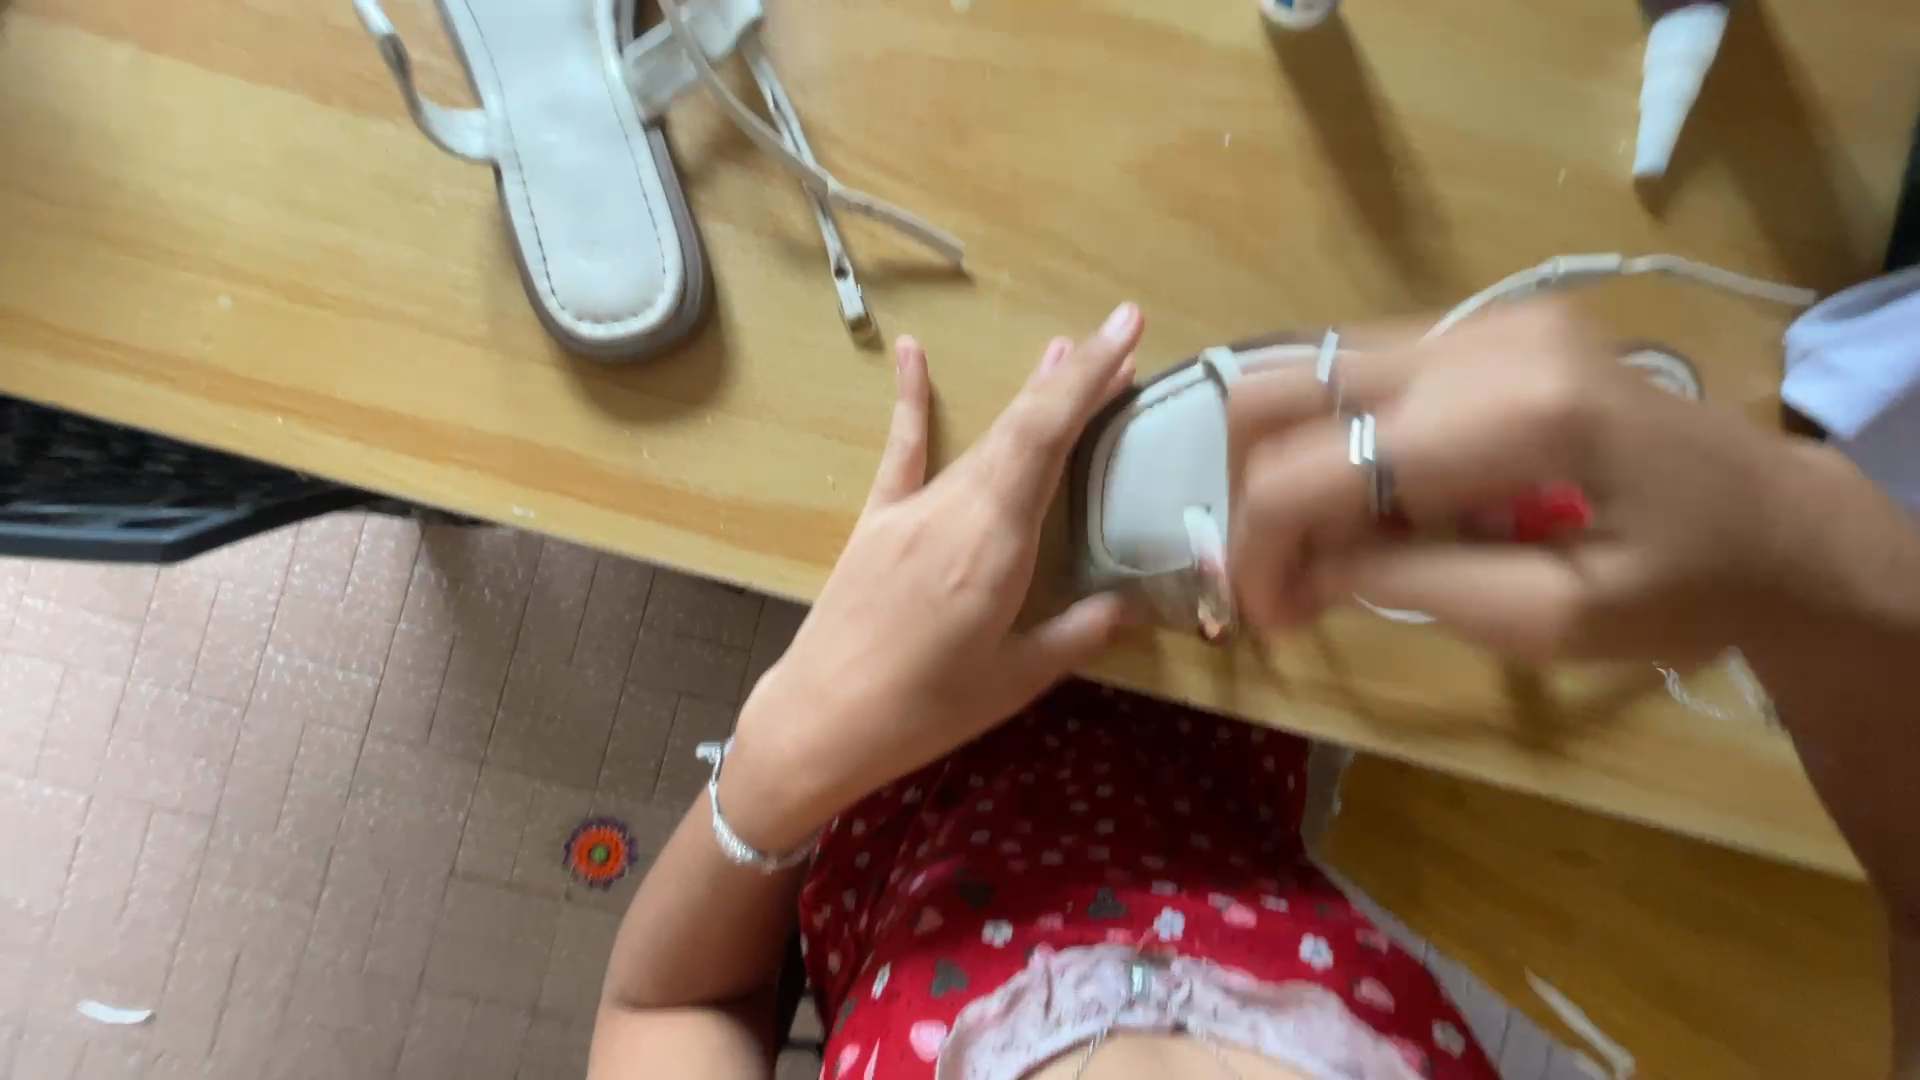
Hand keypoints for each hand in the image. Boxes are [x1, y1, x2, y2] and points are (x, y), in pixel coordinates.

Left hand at [721, 306, 1142, 849]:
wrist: (821, 718)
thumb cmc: (925, 710)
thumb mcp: (1016, 680)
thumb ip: (1079, 633)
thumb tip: (1130, 604)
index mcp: (996, 544)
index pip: (1048, 439)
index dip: (1089, 378)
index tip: (1125, 330)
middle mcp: (955, 509)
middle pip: (1021, 425)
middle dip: (1074, 377)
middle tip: (1118, 339)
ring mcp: (911, 509)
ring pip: (980, 438)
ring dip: (1027, 396)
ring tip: (1065, 355)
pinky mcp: (876, 520)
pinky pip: (901, 451)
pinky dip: (910, 401)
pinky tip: (911, 353)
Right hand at [1226, 301, 1848, 661]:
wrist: (1780, 520)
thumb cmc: (1686, 586)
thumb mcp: (1545, 621)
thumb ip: (1402, 586)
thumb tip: (1290, 576)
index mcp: (1518, 410)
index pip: (1309, 470)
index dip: (1258, 549)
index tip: (1264, 617)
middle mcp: (1479, 339)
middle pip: (1271, 395)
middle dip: (1250, 496)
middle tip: (1282, 572)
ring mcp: (1472, 321)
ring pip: (1290, 378)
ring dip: (1280, 470)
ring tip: (1326, 541)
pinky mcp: (1466, 328)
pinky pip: (1336, 378)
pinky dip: (1321, 446)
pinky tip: (1366, 500)